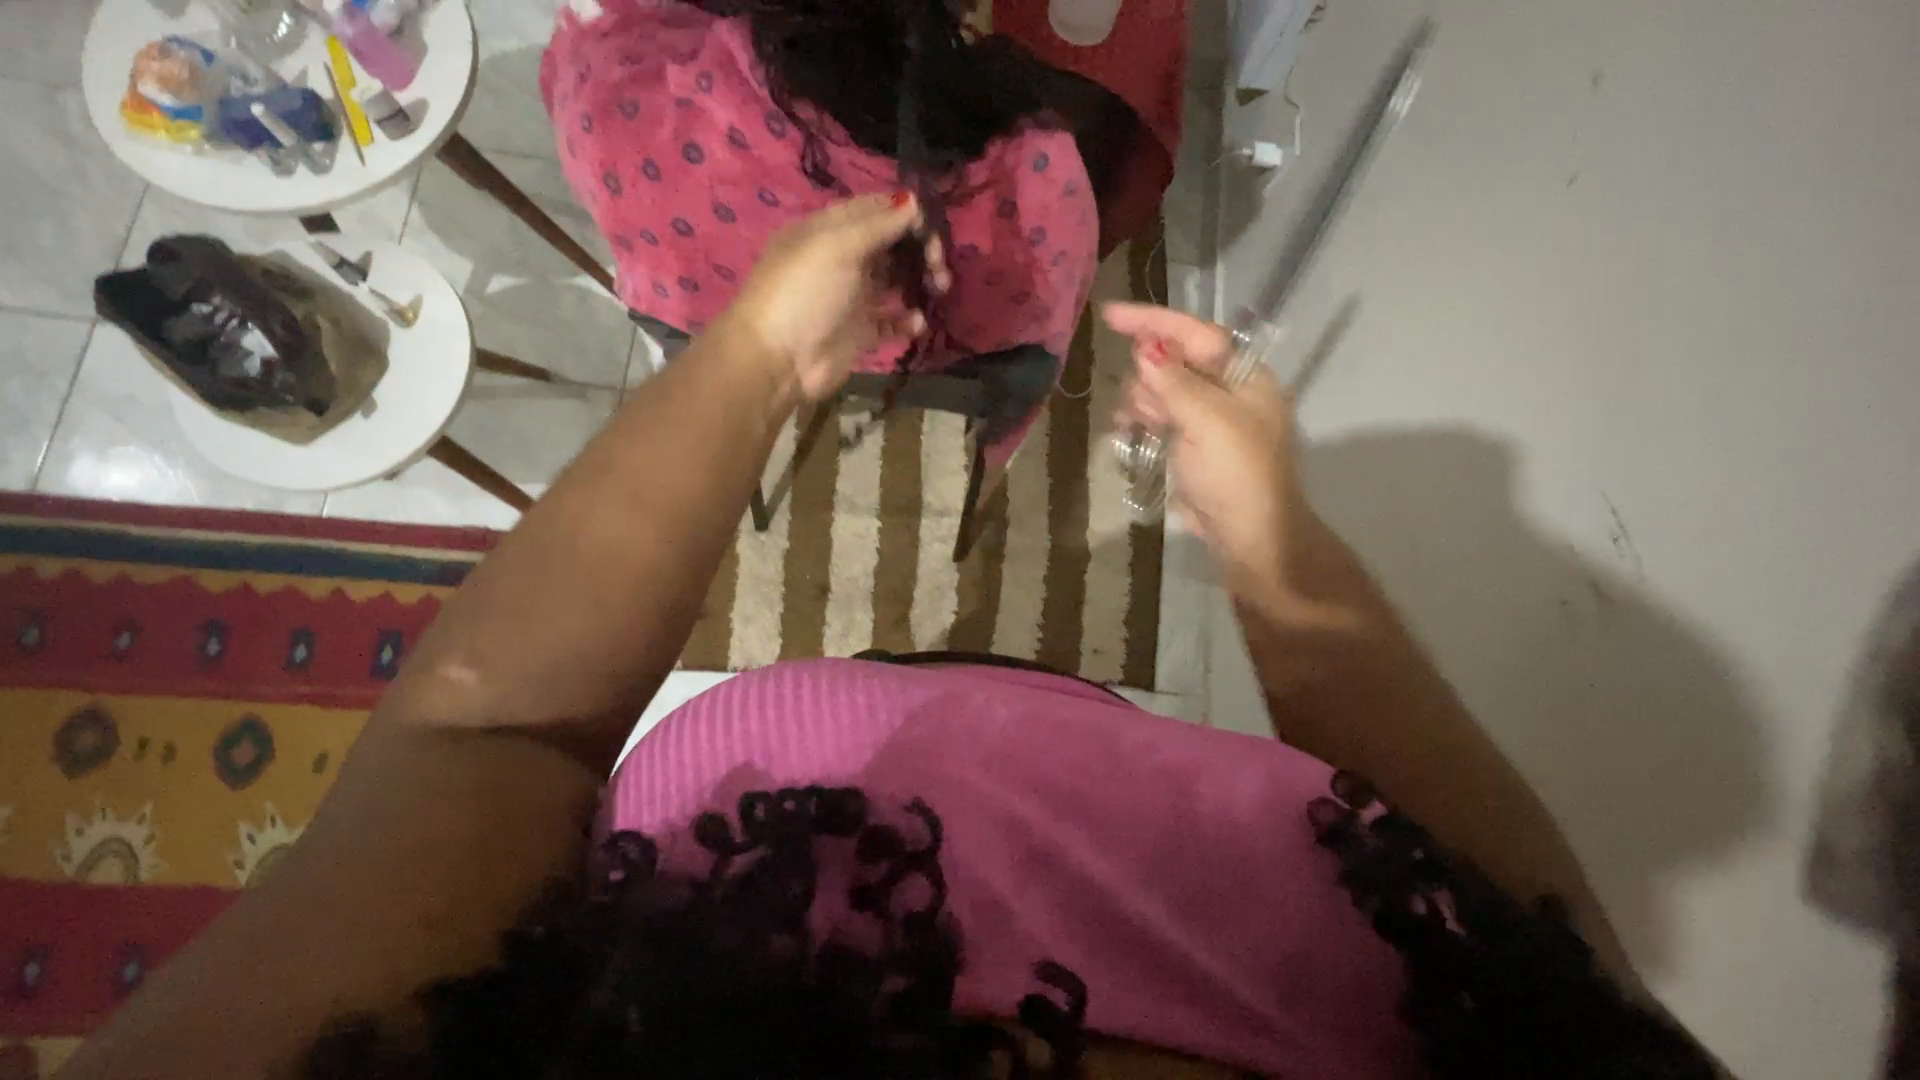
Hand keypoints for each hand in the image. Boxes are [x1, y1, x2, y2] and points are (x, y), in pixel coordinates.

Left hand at [720, 193, 949, 401]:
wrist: (778, 360)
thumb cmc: (804, 293)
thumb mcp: (836, 246)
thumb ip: (877, 223)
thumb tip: (913, 200)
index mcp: (829, 229)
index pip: (877, 209)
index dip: (908, 214)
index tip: (932, 230)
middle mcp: (842, 258)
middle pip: (892, 244)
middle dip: (920, 250)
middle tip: (939, 267)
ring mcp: (852, 297)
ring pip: (897, 280)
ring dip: (921, 281)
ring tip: (938, 290)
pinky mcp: (860, 333)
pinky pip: (893, 321)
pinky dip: (909, 320)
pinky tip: (917, 323)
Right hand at [1103, 302, 1323, 611]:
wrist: (1251, 538)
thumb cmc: (1237, 475)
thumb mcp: (1208, 422)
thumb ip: (1175, 382)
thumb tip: (1145, 351)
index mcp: (1244, 376)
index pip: (1196, 334)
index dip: (1153, 322)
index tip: (1110, 316)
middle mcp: (1228, 390)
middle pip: (1174, 359)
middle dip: (1149, 373)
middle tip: (1144, 406)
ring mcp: (1209, 419)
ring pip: (1162, 388)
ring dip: (1142, 398)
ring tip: (1135, 423)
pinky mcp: (1193, 445)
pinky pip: (1160, 416)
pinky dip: (1143, 418)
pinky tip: (1130, 429)